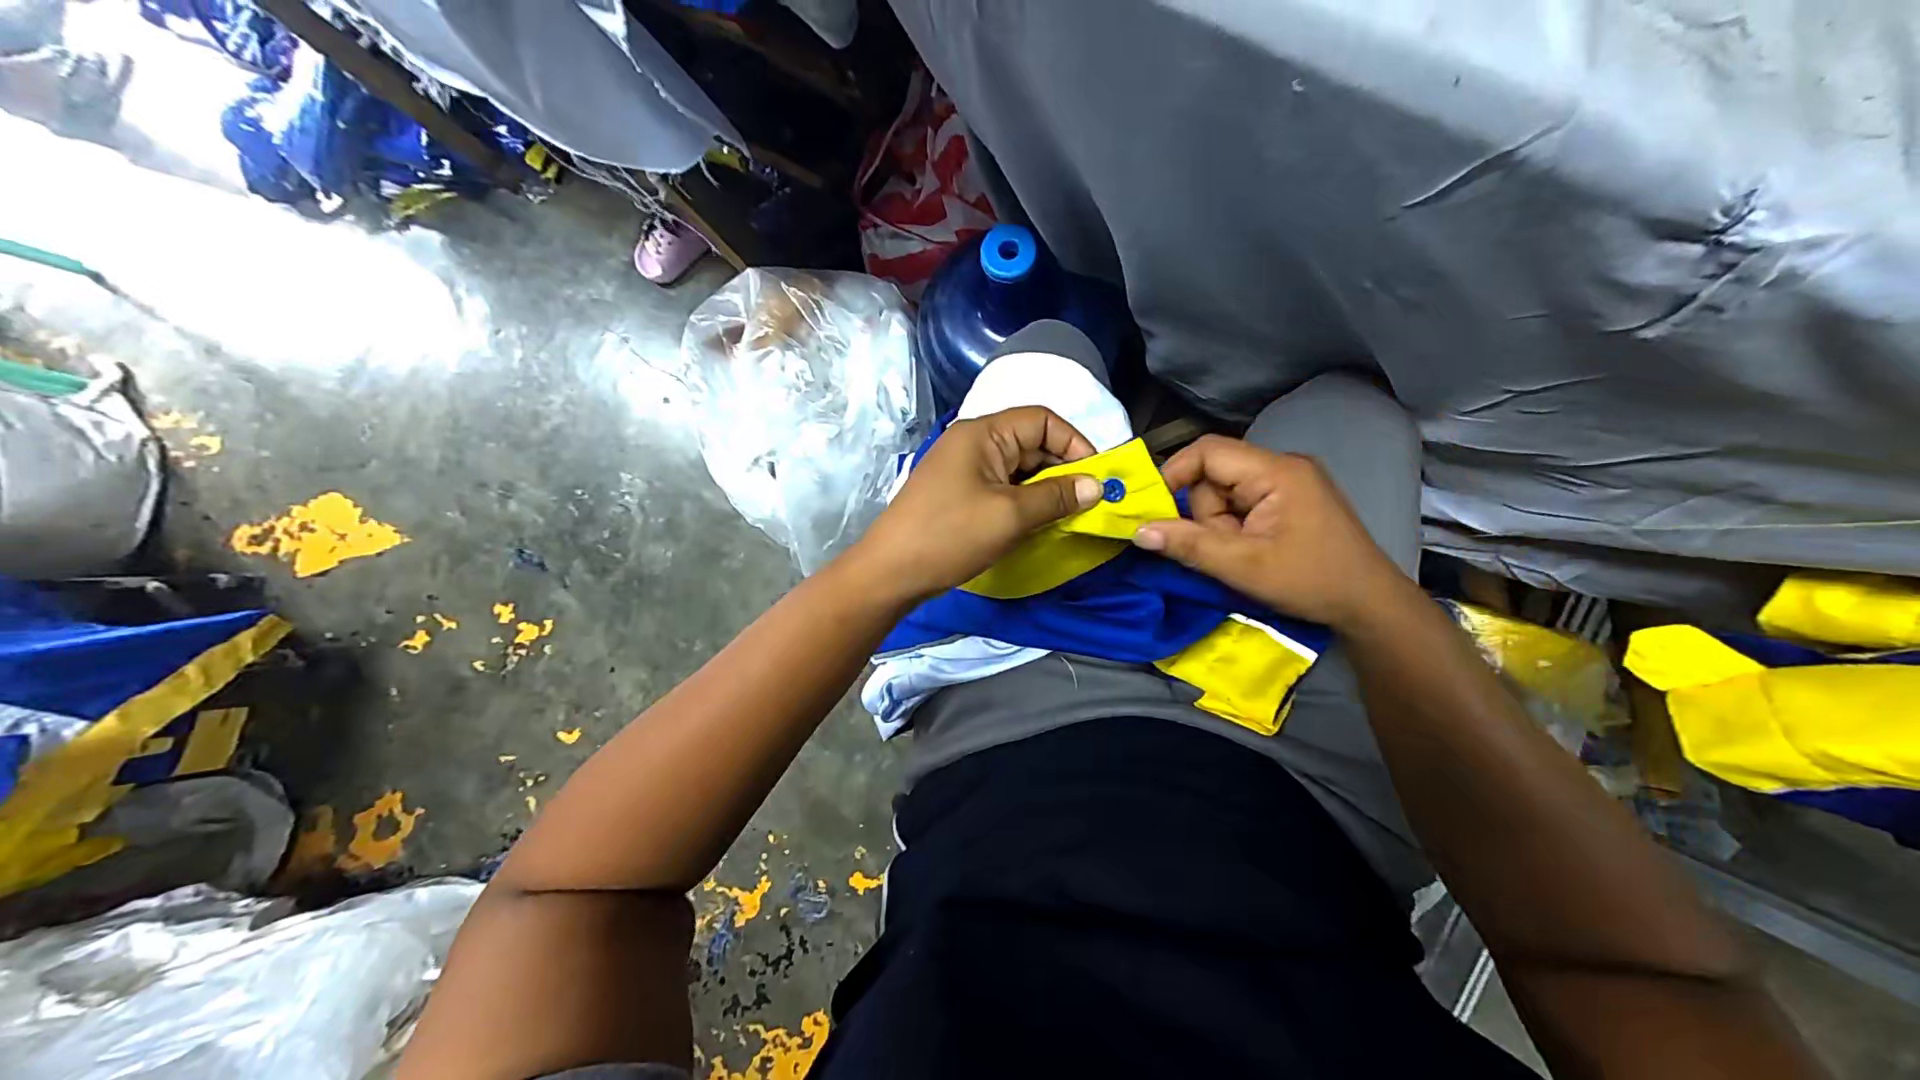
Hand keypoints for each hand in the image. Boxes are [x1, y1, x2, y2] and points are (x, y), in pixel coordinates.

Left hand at [846, 406, 1099, 602]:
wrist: (891, 572)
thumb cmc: (950, 535)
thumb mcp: (1010, 515)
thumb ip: (1057, 497)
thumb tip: (1096, 486)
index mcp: (983, 433)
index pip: (1042, 420)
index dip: (1075, 444)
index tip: (1096, 478)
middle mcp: (973, 443)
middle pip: (1031, 443)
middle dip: (1062, 469)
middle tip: (1087, 503)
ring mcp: (964, 469)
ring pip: (1018, 468)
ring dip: (1045, 489)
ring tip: (1067, 516)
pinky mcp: (959, 494)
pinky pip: (1002, 487)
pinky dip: (1024, 501)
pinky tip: (1038, 523)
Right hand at [1133, 435, 1403, 629]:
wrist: (1369, 604)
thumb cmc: (1311, 581)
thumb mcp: (1243, 567)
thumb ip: (1189, 545)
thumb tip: (1139, 532)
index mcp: (1276, 471)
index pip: (1208, 451)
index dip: (1173, 474)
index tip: (1155, 510)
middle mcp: (1283, 466)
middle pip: (1214, 475)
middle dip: (1206, 514)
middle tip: (1224, 548)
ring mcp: (1289, 482)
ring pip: (1225, 492)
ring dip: (1220, 525)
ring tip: (1243, 555)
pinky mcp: (1289, 499)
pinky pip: (1242, 503)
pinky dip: (1234, 527)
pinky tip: (1250, 550)